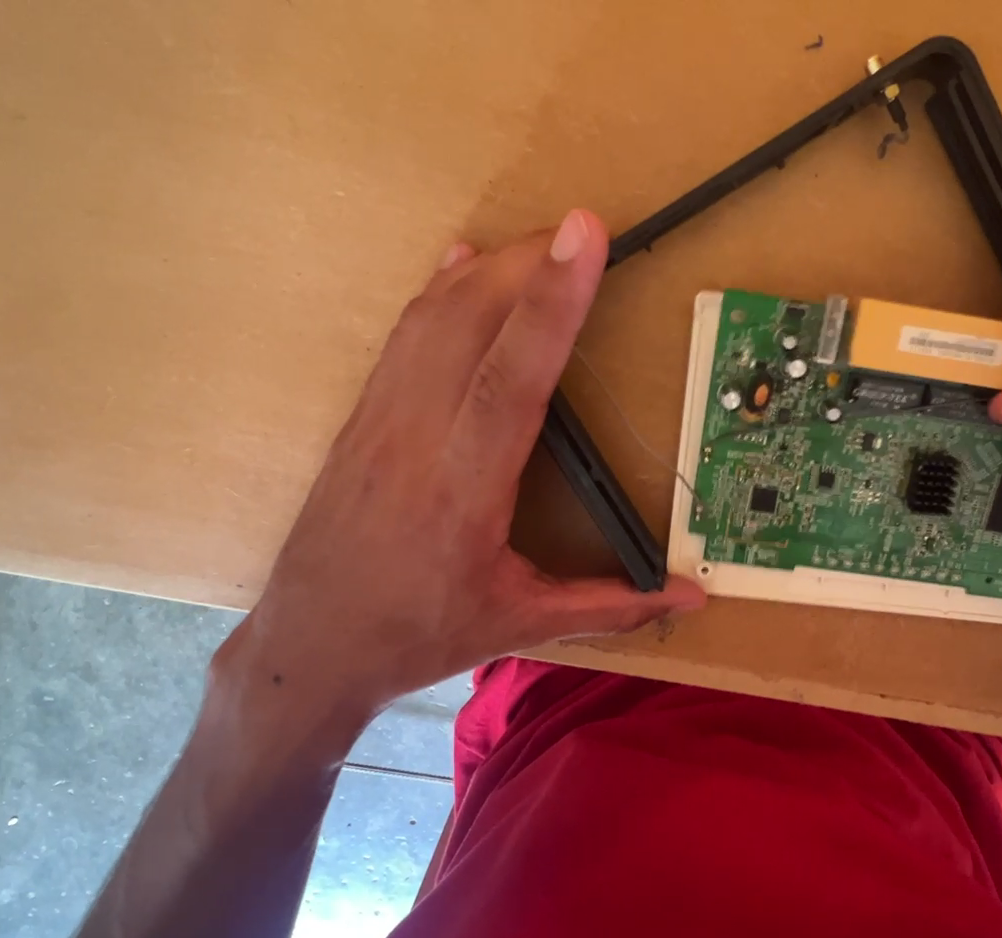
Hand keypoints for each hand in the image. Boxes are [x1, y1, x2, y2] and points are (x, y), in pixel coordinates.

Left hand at [219, 210, 704, 732]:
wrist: (309, 645)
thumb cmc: (418, 634)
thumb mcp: (520, 624)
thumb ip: (612, 605)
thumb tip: (691, 600)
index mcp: (463, 490)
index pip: (511, 379)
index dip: (551, 305)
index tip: (583, 237)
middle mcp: (417, 438)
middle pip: (467, 323)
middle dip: (526, 263)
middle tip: (580, 228)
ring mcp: (380, 420)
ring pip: (430, 318)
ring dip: (487, 269)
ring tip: (538, 241)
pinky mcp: (362, 417)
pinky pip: (403, 335)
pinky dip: (438, 290)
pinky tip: (463, 262)